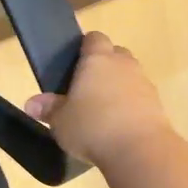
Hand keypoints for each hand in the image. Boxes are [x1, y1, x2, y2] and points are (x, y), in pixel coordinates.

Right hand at [23, 31, 169, 162]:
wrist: (137, 149)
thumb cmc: (91, 126)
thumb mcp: (60, 121)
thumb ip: (48, 108)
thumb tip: (32, 102)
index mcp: (97, 60)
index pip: (93, 38)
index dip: (84, 47)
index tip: (73, 64)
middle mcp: (123, 64)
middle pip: (114, 54)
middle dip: (101, 66)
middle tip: (84, 89)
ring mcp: (143, 82)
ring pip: (127, 76)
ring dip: (115, 87)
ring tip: (99, 111)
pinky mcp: (156, 103)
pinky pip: (137, 96)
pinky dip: (127, 105)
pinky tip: (115, 125)